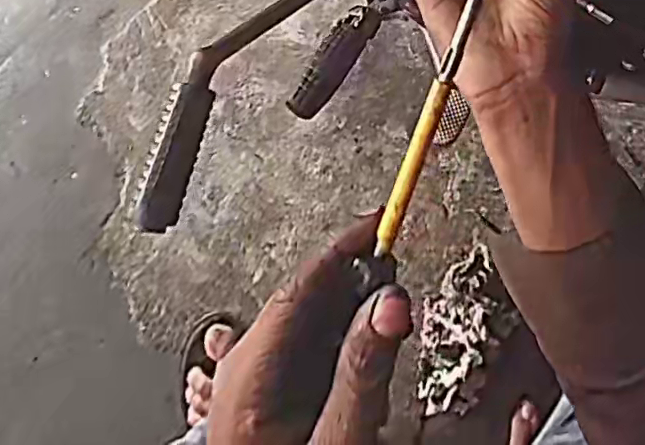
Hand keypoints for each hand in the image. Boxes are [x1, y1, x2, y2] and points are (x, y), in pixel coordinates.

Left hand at [207, 216, 412, 444]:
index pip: (303, 283)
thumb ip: (363, 373)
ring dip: (353, 317)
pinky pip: (312, 345)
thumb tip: (391, 302)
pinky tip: (363, 364)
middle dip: (357, 286)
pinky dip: (344, 342)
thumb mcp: (334, 442)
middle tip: (397, 288)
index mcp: (251, 371)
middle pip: (309, 297)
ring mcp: (257, 375)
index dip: (345, 245)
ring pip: (313, 319)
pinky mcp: (271, 387)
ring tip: (384, 339)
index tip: (381, 221)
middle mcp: (247, 363)